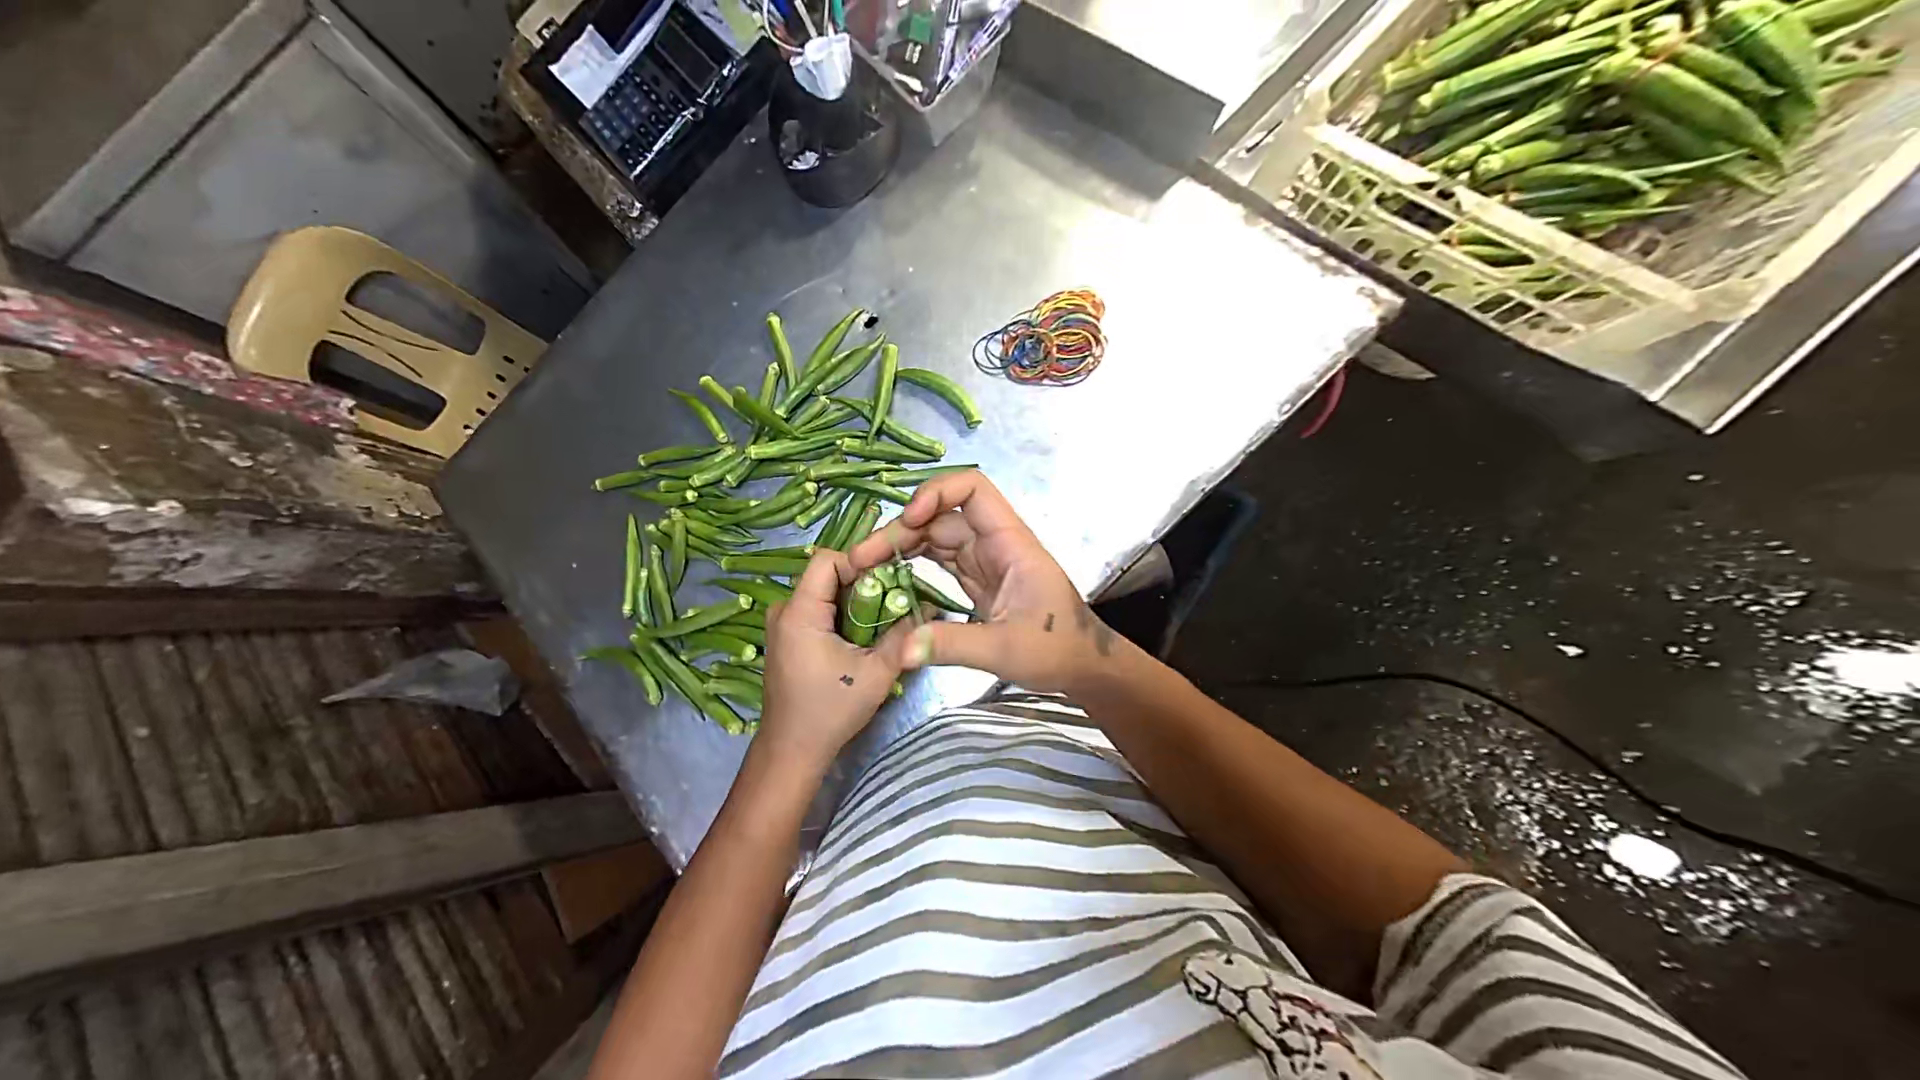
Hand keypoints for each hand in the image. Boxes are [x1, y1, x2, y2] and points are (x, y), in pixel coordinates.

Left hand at [759, 549, 912, 772]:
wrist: (793, 750)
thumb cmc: (831, 711)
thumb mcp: (877, 673)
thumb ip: (904, 635)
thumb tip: (929, 605)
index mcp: (800, 612)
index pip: (829, 559)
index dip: (861, 564)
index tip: (889, 584)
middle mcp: (784, 610)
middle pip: (828, 575)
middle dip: (863, 586)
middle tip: (892, 607)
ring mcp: (783, 624)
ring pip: (825, 593)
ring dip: (854, 603)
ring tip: (879, 626)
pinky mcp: (788, 637)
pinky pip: (818, 610)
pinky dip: (841, 617)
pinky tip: (860, 640)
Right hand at [848, 471, 1126, 691]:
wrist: (1082, 665)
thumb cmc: (1057, 648)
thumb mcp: (1005, 649)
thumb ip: (952, 645)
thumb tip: (900, 649)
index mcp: (1009, 542)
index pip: (973, 489)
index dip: (937, 493)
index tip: (910, 520)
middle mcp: (995, 543)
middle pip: (941, 516)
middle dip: (901, 531)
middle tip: (861, 559)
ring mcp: (985, 560)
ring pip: (935, 537)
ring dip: (900, 547)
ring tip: (864, 568)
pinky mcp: (977, 580)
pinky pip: (939, 561)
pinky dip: (912, 565)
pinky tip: (887, 577)